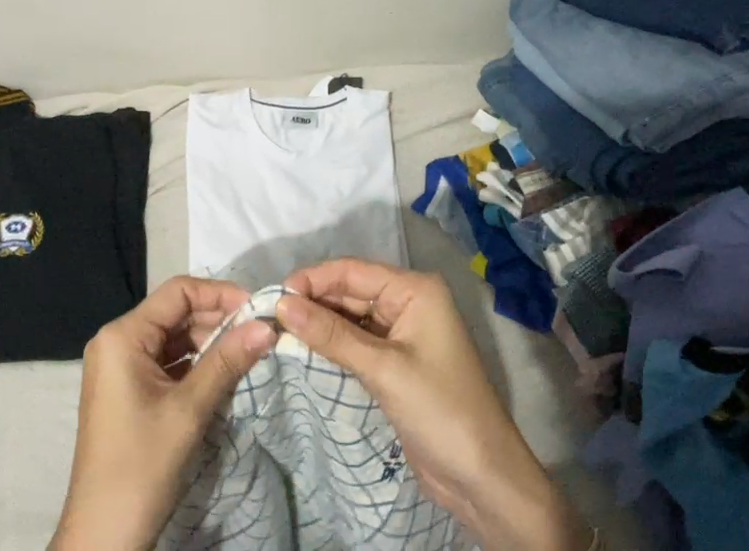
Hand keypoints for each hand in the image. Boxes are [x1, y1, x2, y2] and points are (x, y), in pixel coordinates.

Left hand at [50, 276, 277, 550]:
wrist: (105, 530)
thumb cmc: (143, 463)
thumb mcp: (190, 409)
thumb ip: (227, 362)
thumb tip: (266, 326)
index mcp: (122, 336)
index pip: (177, 292)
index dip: (219, 294)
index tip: (258, 310)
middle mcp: (116, 341)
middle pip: (175, 313)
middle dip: (218, 320)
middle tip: (260, 334)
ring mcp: (119, 366)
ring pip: (173, 338)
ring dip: (209, 343)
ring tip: (249, 354)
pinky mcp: (127, 390)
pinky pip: (166, 362)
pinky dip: (194, 364)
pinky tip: (224, 374)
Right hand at [278, 259, 590, 550]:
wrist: (482, 477)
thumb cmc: (440, 410)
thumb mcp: (382, 368)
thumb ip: (331, 334)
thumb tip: (280, 304)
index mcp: (415, 290)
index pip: (352, 271)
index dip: (311, 279)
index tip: (271, 295)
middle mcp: (408, 302)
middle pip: (349, 290)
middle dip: (310, 300)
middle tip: (266, 315)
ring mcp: (402, 332)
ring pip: (349, 315)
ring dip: (317, 322)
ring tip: (275, 329)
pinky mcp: (394, 361)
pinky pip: (354, 339)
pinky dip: (330, 342)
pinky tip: (302, 346)